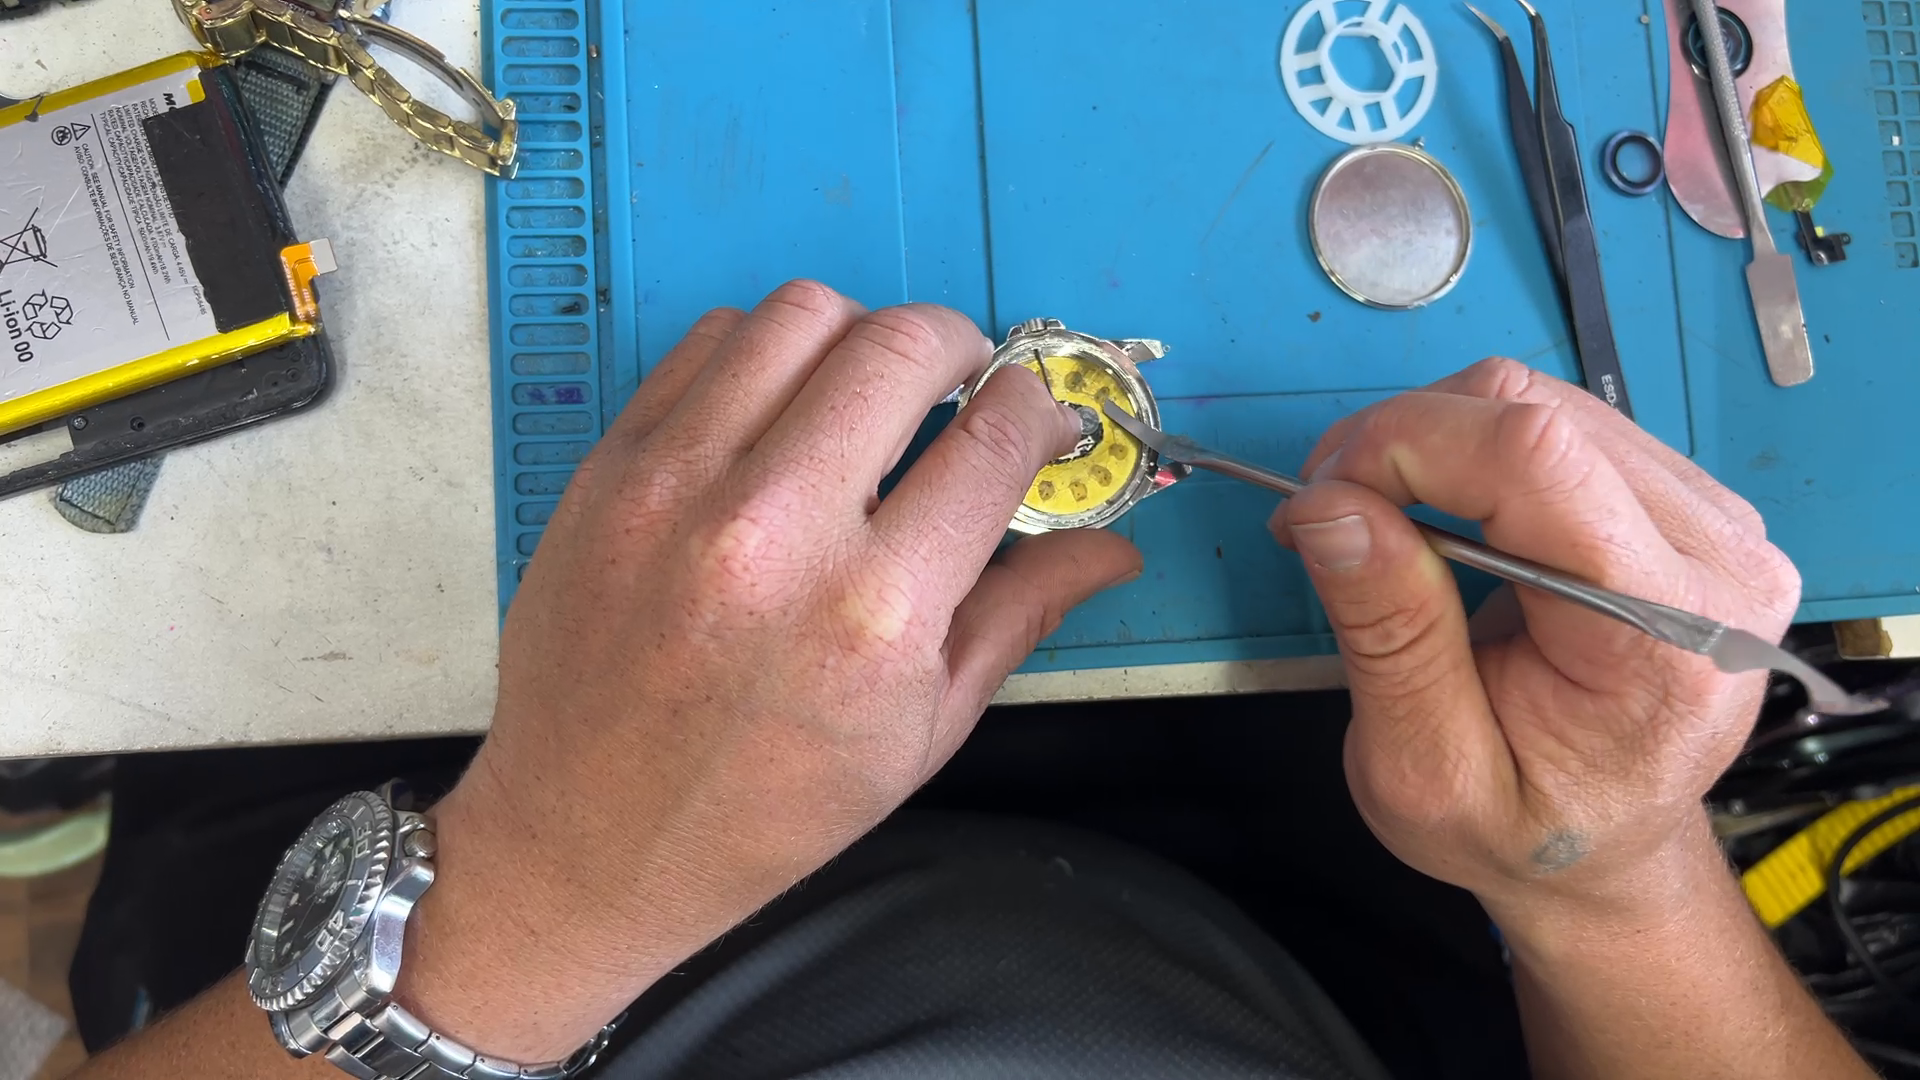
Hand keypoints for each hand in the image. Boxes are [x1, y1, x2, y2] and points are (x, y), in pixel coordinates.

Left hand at [400, 282, 1140, 1057]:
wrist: (586, 839)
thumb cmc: (773, 807)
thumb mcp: (924, 729)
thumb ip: (1024, 612)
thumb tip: (1114, 548)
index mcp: (877, 612)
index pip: (993, 440)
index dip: (1039, 408)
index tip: (1041, 419)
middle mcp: (777, 526)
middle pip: (902, 344)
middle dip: (963, 347)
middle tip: (967, 388)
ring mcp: (677, 483)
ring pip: (804, 312)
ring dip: (865, 336)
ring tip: (873, 395)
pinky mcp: (610, 465)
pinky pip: (712, 340)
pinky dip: (773, 351)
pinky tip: (786, 412)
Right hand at [1271, 359, 1799, 926]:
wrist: (1599, 855)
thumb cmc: (1509, 828)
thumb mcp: (1420, 761)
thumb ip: (1384, 631)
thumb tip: (1324, 504)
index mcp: (1658, 630)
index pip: (1529, 457)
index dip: (1396, 449)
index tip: (1312, 509)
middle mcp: (1710, 551)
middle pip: (1522, 410)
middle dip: (1387, 443)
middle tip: (1319, 516)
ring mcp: (1698, 517)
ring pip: (1524, 399)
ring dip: (1411, 440)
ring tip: (1358, 516)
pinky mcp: (1665, 504)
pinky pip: (1536, 423)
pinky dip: (1446, 447)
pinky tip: (1415, 509)